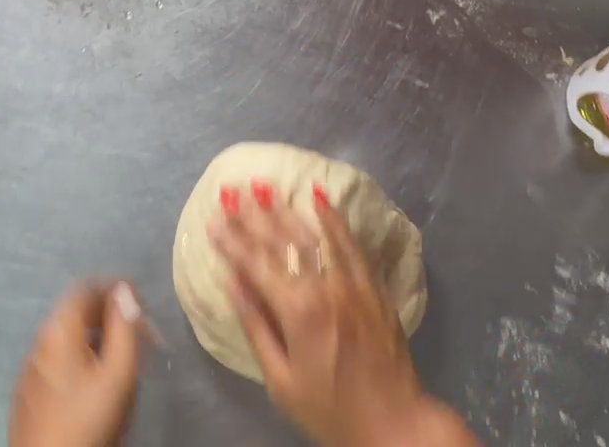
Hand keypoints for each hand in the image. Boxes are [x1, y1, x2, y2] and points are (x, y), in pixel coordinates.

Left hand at [10, 280, 143, 446]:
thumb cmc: (87, 419)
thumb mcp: (118, 374)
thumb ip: (124, 327)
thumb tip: (125, 291)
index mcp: (58, 329)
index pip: (86, 288)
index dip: (115, 287)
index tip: (141, 300)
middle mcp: (39, 341)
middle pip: (76, 312)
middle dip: (109, 314)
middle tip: (139, 331)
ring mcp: (31, 369)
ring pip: (68, 338)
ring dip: (97, 337)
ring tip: (123, 357)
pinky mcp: (28, 393)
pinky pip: (59, 360)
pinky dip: (82, 357)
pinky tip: (96, 381)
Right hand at [211, 185, 477, 446]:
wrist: (396, 424)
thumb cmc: (330, 410)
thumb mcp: (281, 380)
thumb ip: (256, 326)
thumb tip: (232, 282)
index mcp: (297, 310)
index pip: (256, 264)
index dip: (232, 240)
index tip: (213, 217)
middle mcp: (324, 286)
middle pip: (282, 241)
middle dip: (253, 213)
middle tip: (232, 188)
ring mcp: (351, 281)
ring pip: (312, 234)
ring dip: (285, 208)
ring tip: (263, 185)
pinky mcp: (372, 284)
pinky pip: (349, 242)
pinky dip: (332, 216)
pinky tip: (318, 195)